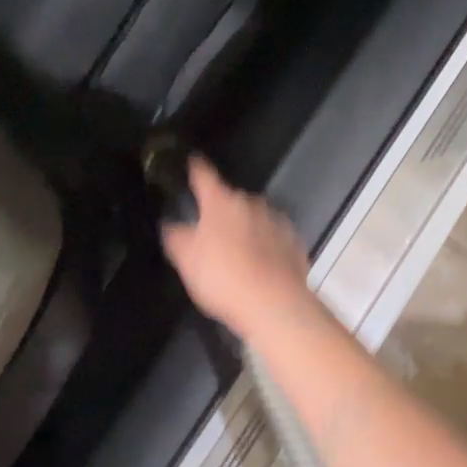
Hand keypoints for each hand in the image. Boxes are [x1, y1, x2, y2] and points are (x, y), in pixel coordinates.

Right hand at [161, 157, 319, 340]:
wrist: (274, 305)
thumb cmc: (223, 277)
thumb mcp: (186, 260)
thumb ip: (176, 237)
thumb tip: (172, 227)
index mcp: (220, 202)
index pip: (203, 175)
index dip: (194, 167)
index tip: (192, 161)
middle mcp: (250, 204)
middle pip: (230, 201)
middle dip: (221, 213)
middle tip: (211, 238)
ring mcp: (276, 222)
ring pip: (254, 220)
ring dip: (245, 231)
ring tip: (237, 259)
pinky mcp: (294, 244)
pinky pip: (274, 240)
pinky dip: (267, 248)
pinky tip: (260, 268)